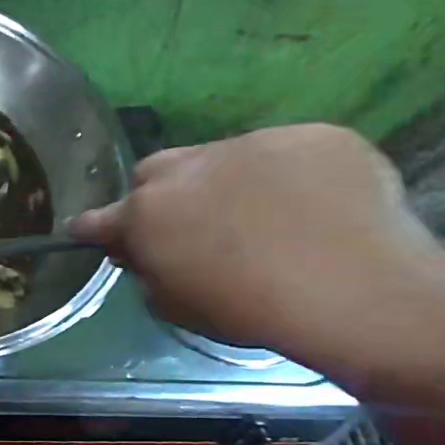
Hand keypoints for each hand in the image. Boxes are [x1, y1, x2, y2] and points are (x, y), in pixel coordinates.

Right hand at [70, 123, 444, 373]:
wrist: (354, 289)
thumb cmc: (248, 310)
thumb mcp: (174, 305)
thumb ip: (148, 271)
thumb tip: (146, 253)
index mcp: (148, 213)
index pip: (100, 218)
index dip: (93, 228)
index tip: (89, 233)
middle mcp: (189, 167)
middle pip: (155, 172)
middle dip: (160, 196)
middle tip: (188, 227)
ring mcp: (254, 142)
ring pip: (220, 159)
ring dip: (224, 183)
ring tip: (263, 218)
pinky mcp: (313, 134)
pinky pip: (283, 152)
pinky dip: (284, 175)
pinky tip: (310, 207)